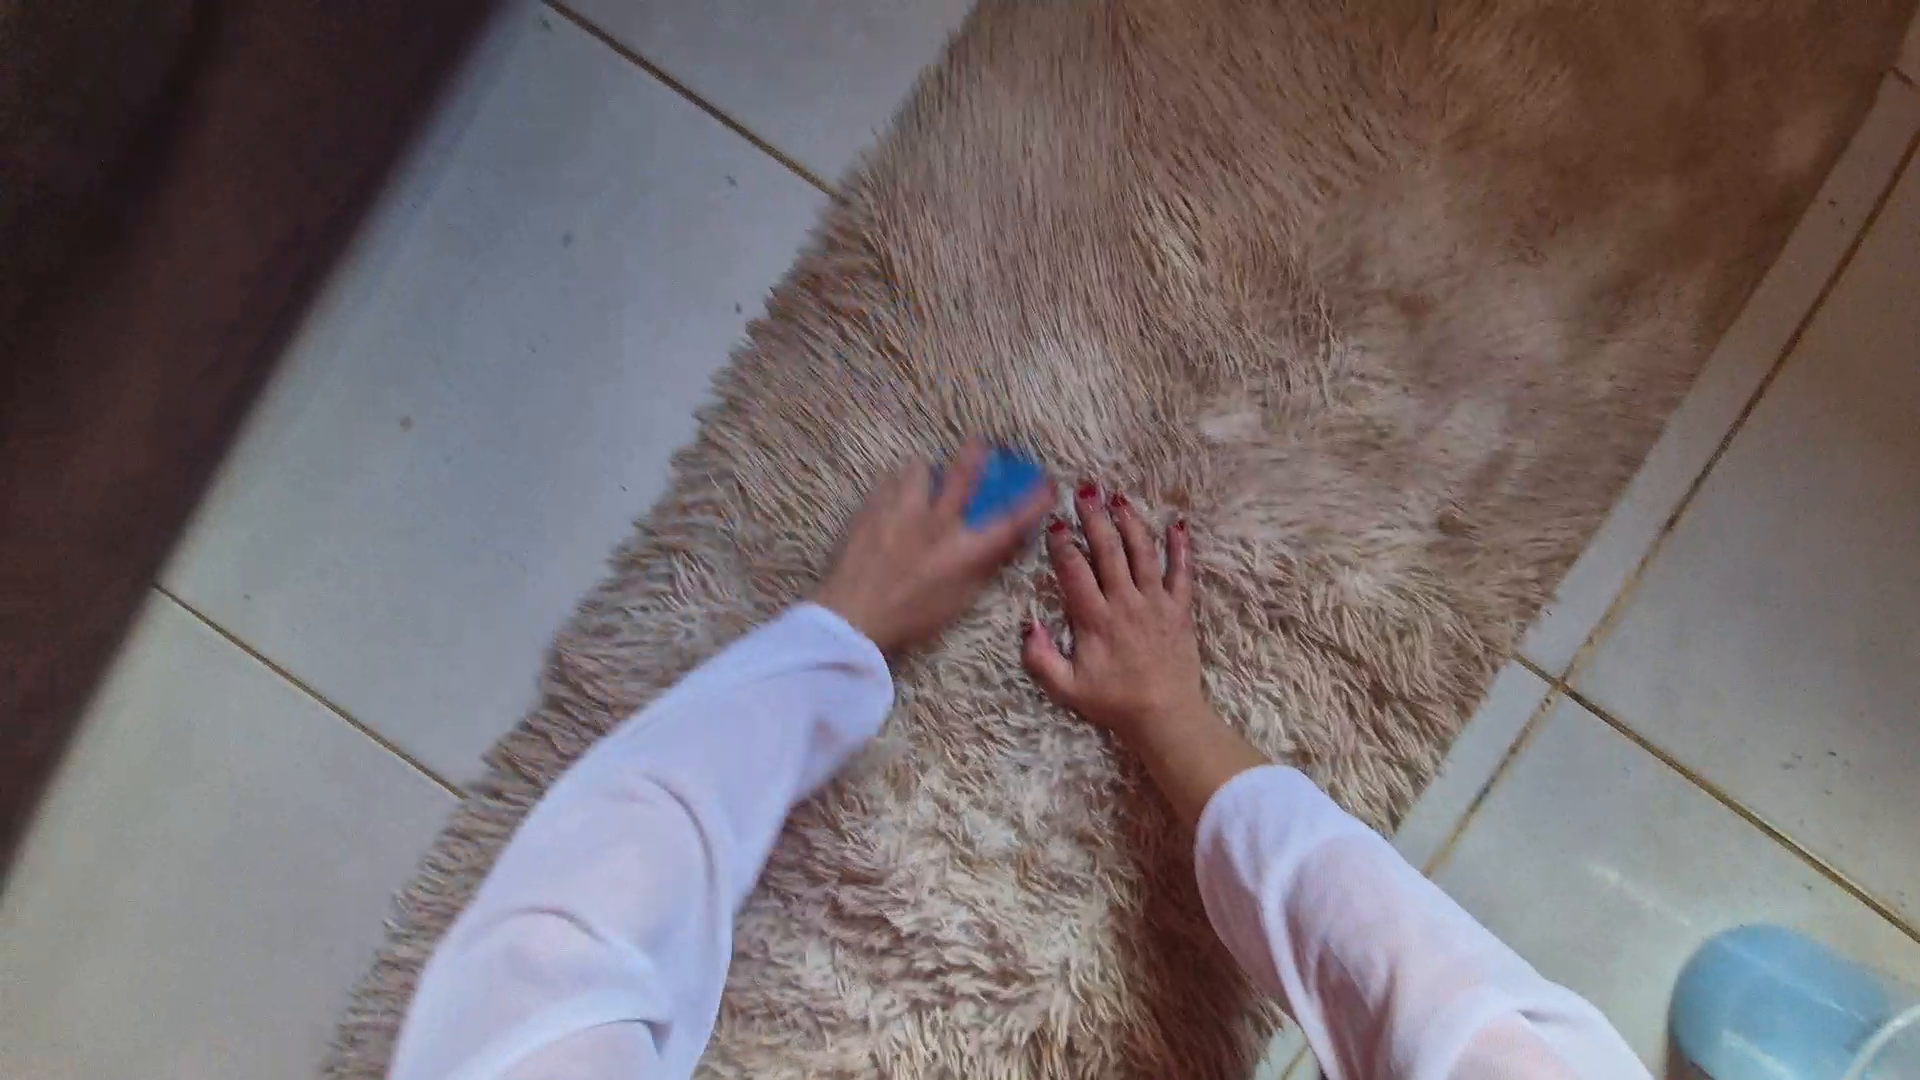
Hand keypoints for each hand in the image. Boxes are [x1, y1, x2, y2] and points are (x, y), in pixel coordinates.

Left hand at [814, 440, 1052, 654]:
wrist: (852, 618)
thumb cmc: (910, 618)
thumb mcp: (959, 601)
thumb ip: (984, 566)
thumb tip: (1006, 541)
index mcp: (964, 551)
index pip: (1011, 520)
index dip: (1035, 500)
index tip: (1049, 483)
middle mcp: (938, 523)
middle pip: (964, 473)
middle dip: (976, 453)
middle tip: (978, 443)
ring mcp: (902, 511)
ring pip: (920, 469)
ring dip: (927, 472)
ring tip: (923, 480)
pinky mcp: (871, 508)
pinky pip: (889, 482)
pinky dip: (896, 486)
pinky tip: (893, 498)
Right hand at [1024, 484, 1265, 826]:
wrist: (1165, 716)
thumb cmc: (1112, 701)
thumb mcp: (1066, 687)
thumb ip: (1041, 658)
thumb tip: (1027, 625)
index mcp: (1096, 619)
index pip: (1075, 571)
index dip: (1062, 544)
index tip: (1054, 522)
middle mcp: (1126, 603)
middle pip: (1109, 550)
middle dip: (1095, 518)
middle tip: (1085, 491)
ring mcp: (1156, 603)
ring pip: (1143, 552)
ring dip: (1131, 522)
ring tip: (1118, 498)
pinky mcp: (1180, 609)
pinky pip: (1182, 572)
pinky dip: (1180, 547)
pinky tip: (1177, 524)